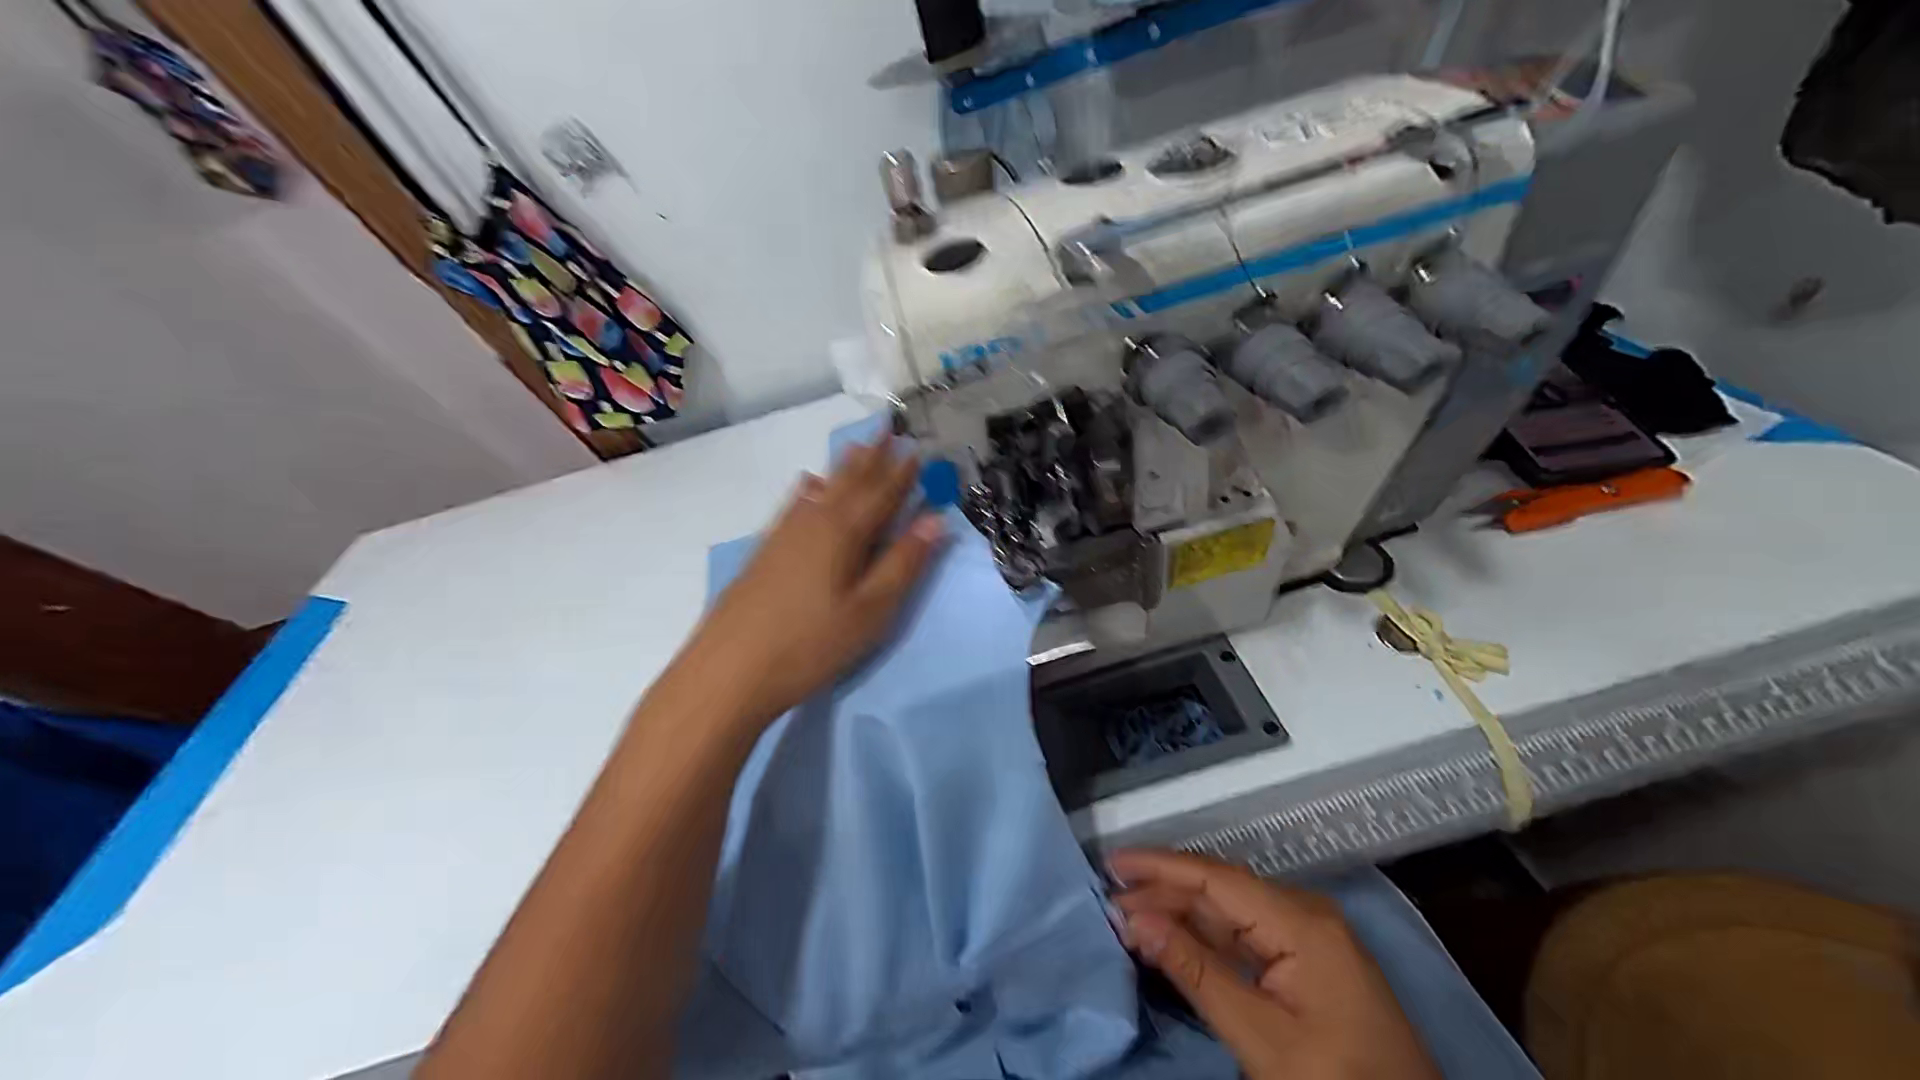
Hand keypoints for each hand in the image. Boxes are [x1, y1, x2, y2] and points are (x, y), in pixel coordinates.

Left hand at [690, 435, 943, 725]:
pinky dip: (808, 490)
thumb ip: (903, 564)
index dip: (903, 472)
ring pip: (820, 489)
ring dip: (842, 467)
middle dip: (872, 456)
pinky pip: (794, 505)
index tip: (918, 448)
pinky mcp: (765, 551)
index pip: (882, 493)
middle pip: (849, 481)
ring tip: (856, 446)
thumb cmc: (810, 645)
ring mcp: (784, 535)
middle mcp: (813, 522)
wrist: (729, 671)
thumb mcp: (870, 611)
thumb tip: (935, 520)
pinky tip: (807, 487)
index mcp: (844, 533)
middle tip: (888, 428)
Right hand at [1110, 850, 1439, 1079]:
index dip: (1158, 866)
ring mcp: (1308, 936)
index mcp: (1300, 921)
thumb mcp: (1262, 1038)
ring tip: (1131, 919)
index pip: (1214, 878)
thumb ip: (1196, 972)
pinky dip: (1205, 937)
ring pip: (1229, 911)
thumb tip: (1136, 920)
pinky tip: (1173, 940)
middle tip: (1111, 905)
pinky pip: (1245, 935)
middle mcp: (1304, 913)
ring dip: (1180, 914)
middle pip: (1219, 889)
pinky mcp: (1307, 961)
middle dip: (1163, 893)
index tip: (1111, 864)